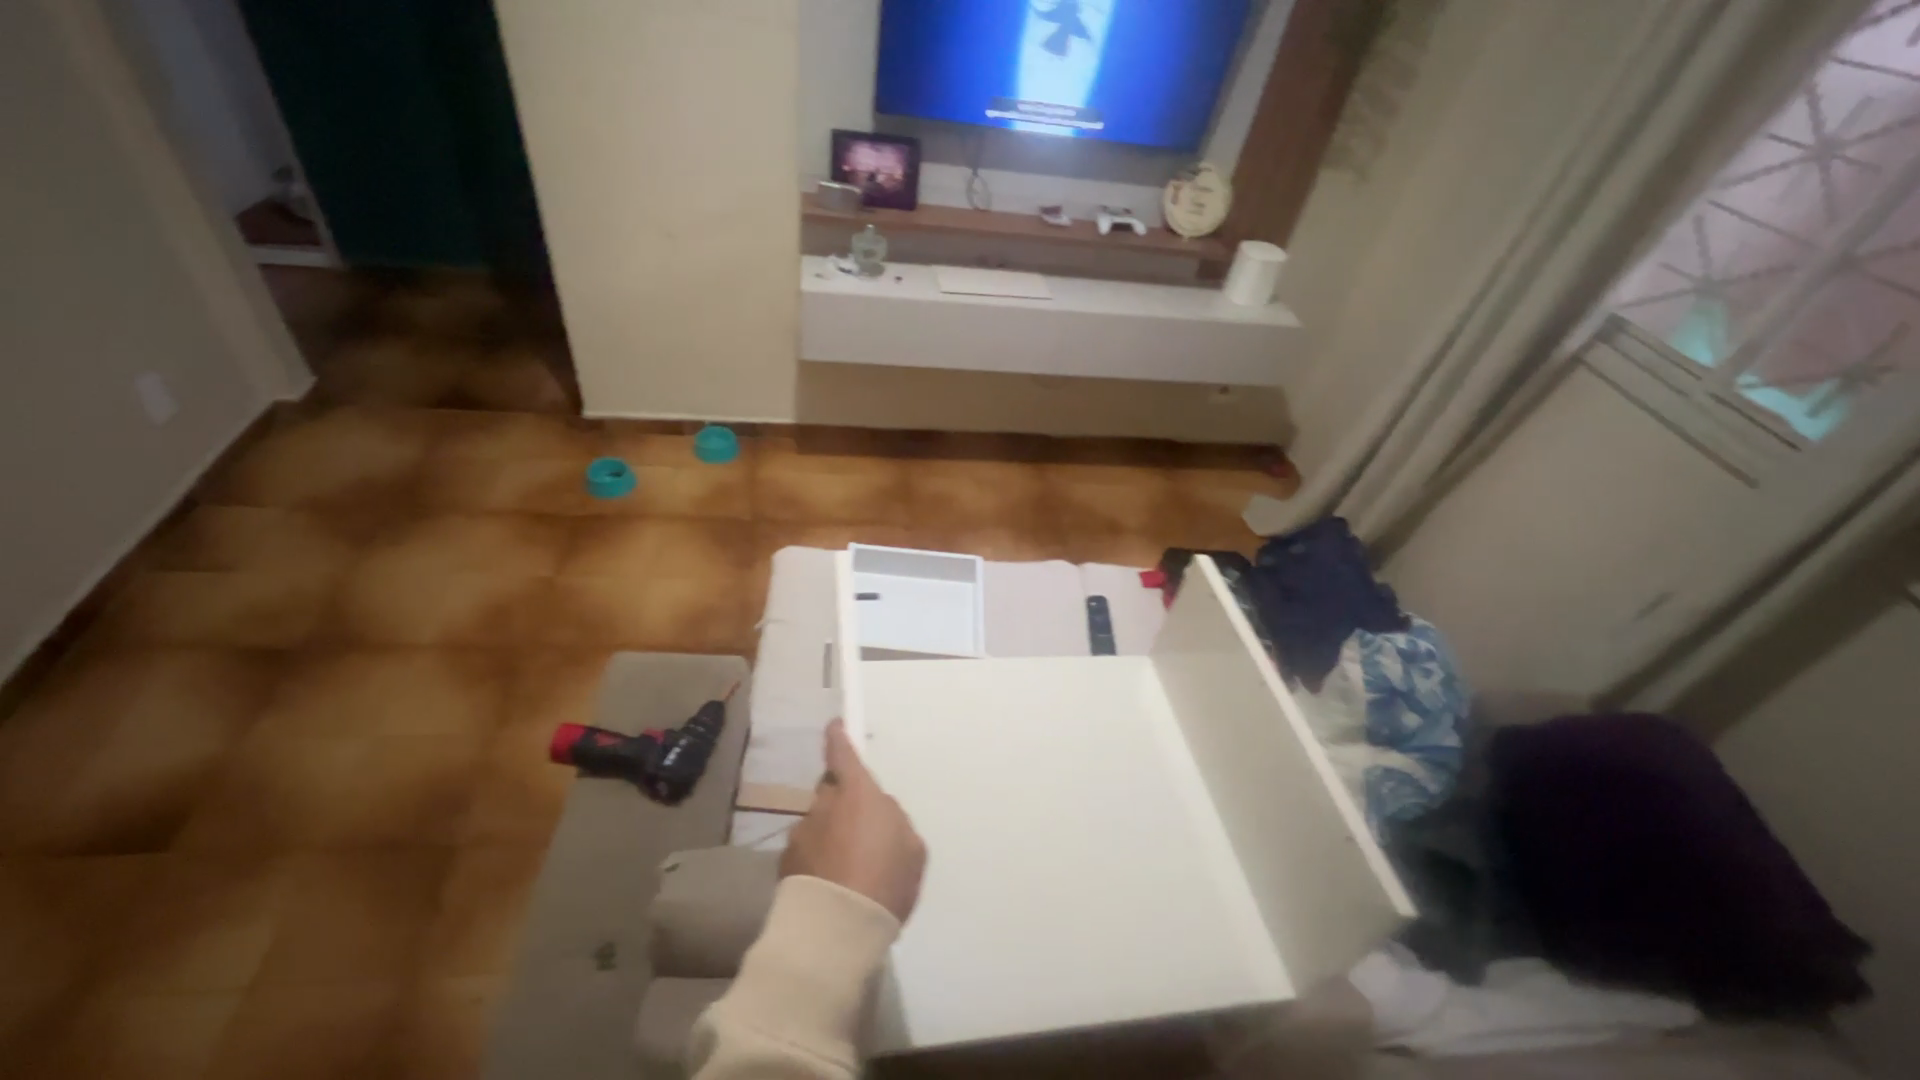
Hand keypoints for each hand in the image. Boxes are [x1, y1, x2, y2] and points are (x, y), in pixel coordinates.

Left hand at [780, 720, 926, 922]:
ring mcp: (801, 833)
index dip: (838, 737)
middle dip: (843, 803)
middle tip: (861, 831)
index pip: (842, 753)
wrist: (837, 927)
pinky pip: (807, 852)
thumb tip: (878, 814)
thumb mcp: (911, 847)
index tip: (835, 728)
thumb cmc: (885, 880)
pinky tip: (830, 886)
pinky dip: (817, 861)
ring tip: (848, 869)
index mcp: (858, 793)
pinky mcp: (786, 863)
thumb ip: (894, 820)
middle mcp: (824, 804)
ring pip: (819, 824)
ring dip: (831, 835)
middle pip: (832, 792)